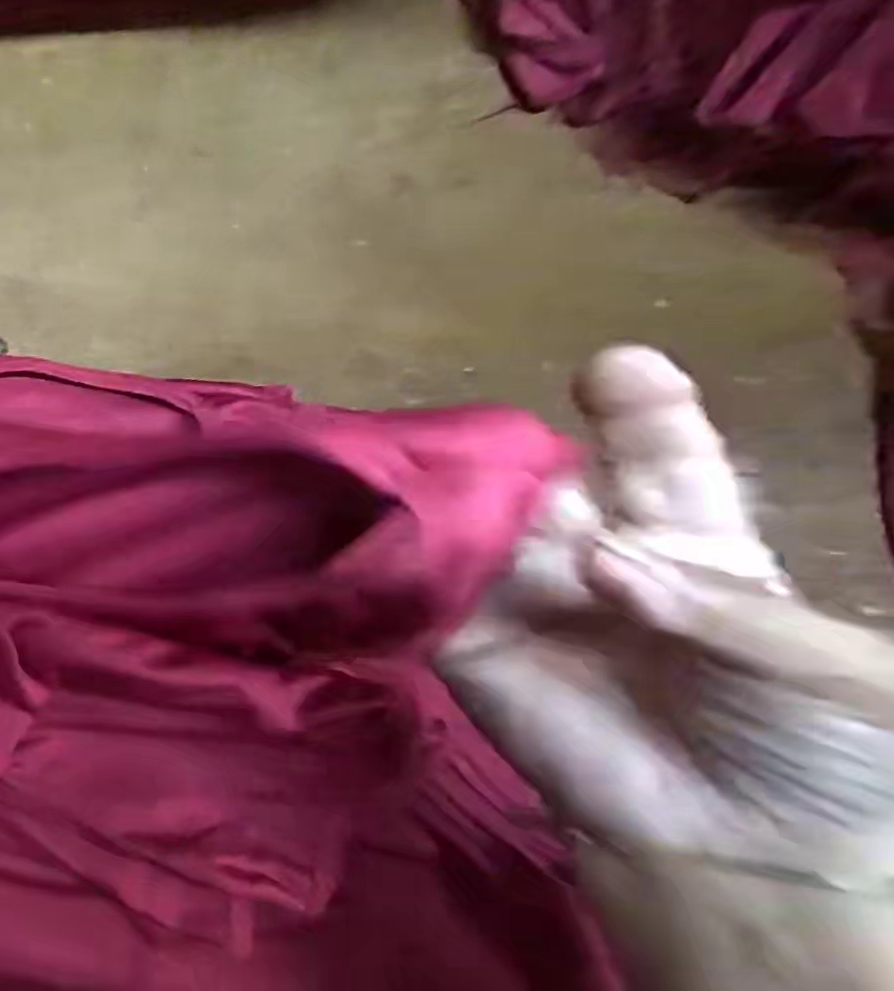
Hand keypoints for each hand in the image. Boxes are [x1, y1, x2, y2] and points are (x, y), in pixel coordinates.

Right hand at [442, 346, 893, 870]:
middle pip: (542, 490)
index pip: (661, 463)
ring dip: (442, 503)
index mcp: (683, 547)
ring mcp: (518, 595)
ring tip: (403, 464)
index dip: (642, 412)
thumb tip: (600, 566)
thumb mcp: (831, 670)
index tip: (616, 364)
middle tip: (461, 432)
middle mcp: (588, 557)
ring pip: (473, 532)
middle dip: (506, 458)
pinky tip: (379, 529)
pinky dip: (403, 564)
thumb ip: (723, 607)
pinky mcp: (461, 637)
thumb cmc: (811, 748)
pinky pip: (427, 592)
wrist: (727, 847)